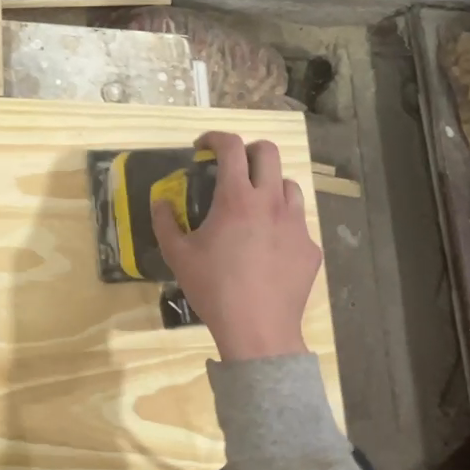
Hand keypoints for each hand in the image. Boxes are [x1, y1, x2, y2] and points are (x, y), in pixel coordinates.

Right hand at [151, 132, 321, 360]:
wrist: (258, 332)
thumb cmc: (214, 289)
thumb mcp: (177, 254)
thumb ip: (165, 221)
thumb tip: (160, 201)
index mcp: (237, 198)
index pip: (230, 146)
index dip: (214, 137)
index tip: (202, 147)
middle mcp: (270, 202)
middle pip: (268, 152)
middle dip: (247, 151)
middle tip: (232, 168)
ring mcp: (296, 224)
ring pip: (288, 184)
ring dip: (269, 185)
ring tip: (254, 205)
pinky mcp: (310, 248)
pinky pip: (298, 221)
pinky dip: (282, 221)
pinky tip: (269, 244)